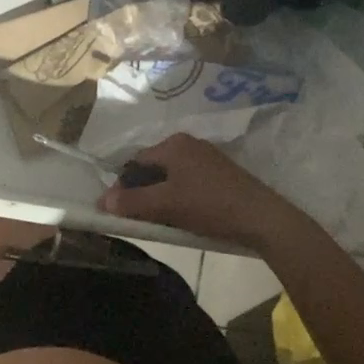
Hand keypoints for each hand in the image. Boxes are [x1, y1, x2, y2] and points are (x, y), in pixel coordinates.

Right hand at [99, 133, 303, 246]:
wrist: (262, 219)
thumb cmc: (209, 206)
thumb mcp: (165, 205)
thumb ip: (131, 202)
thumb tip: (101, 201)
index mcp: (174, 144)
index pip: (134, 162)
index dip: (123, 187)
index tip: (121, 211)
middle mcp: (189, 144)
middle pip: (152, 169)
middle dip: (142, 192)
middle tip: (141, 218)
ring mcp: (207, 158)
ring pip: (170, 177)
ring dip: (161, 197)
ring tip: (164, 219)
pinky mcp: (221, 174)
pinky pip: (188, 183)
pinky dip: (180, 198)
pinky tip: (185, 216)